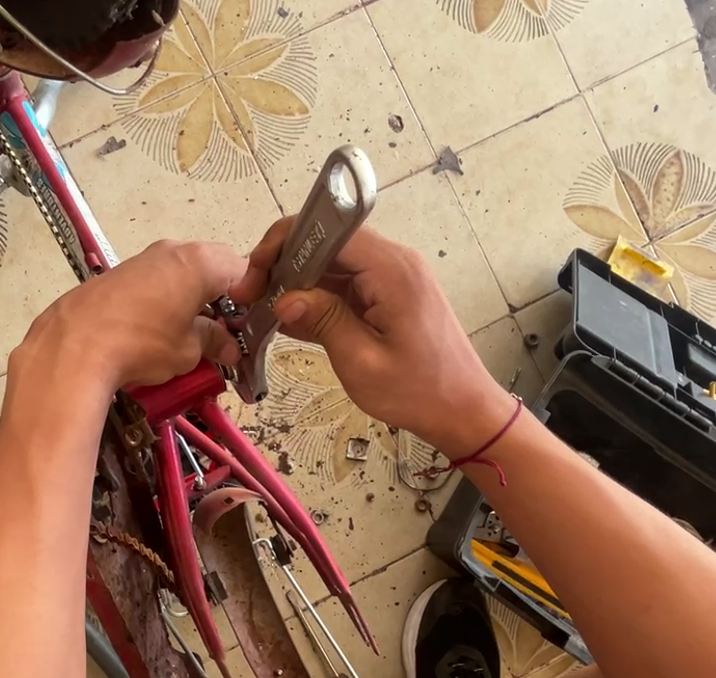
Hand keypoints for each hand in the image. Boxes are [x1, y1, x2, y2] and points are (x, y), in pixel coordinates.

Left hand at [12, 240, 246, 391]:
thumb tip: (229, 348)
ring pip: (183, 276)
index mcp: (200, 261)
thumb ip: (214, 343)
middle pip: (212, 269)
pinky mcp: (120, 274)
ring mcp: (144, 259)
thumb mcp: (189, 351)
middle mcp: (173, 250)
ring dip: (193, 303)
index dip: (251, 301)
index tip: (248, 329)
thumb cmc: (143, 344)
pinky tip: (161, 333)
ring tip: (191, 339)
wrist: (76, 345)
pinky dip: (167, 304)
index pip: (243, 271)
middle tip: (223, 335)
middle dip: (222, 301)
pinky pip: (158, 284)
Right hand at [232, 220, 513, 457]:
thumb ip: (323, 321)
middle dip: (285, 264)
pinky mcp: (390, 296)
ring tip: (264, 309)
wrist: (463, 410)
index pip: (327, 230)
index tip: (254, 275)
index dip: (283, 244)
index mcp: (391, 270)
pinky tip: (292, 320)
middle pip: (327, 243)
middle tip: (252, 297)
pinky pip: (347, 286)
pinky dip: (318, 299)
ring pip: (333, 265)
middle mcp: (394, 262)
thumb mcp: (362, 362)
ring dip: (298, 283)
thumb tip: (284, 298)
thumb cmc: (418, 393)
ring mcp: (393, 278)